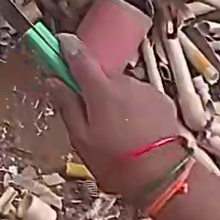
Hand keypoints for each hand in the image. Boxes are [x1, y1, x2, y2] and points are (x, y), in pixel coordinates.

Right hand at [49, 33, 186, 199]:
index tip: (58, 43)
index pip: (79, 56)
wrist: (164, 177)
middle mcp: (124, 83)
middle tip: (87, 114)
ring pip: (121, 87)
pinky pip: (139, 97)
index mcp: (101, 90)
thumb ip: (67, 105)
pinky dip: (133, 107)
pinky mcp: (161, 100)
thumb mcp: (81, 138)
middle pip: (100, 75)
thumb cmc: (118, 162)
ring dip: (114, 100)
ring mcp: (145, 90)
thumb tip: (54, 83)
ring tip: (114, 130)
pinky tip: (132, 130)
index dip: (66, 47)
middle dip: (92, 88)